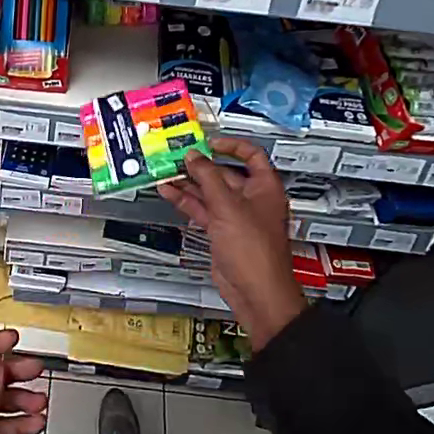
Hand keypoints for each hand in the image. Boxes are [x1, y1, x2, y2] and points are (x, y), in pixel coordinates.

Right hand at [158, 137, 307, 349]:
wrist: (255, 292)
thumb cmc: (257, 253)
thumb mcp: (228, 206)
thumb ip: (208, 178)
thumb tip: (195, 157)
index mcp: (265, 188)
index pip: (251, 155)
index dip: (230, 145)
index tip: (209, 142)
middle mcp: (252, 200)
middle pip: (225, 173)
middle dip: (202, 165)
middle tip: (180, 157)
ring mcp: (236, 217)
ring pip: (210, 192)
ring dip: (190, 182)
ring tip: (169, 172)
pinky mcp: (222, 232)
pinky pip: (202, 209)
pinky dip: (187, 201)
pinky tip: (171, 193)